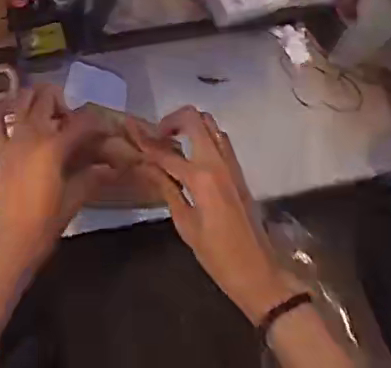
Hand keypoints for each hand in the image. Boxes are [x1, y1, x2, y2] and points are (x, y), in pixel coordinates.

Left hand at [0, 83, 117, 264]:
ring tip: (50, 114)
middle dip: (65, 102)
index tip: (107, 129)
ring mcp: (12, 137)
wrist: (11, 240)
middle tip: (73, 122)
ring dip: (38, 98)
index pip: (82, 121)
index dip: (99, 122)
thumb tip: (112, 167)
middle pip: (49, 97)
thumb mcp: (74, 199)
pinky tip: (15, 112)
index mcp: (54, 146)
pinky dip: (5, 109)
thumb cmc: (45, 222)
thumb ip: (92, 177)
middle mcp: (32, 133)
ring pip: (23, 98)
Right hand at [132, 107, 301, 319]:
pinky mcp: (238, 169)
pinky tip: (190, 155)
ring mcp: (230, 163)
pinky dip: (203, 136)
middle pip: (193, 118)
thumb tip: (148, 166)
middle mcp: (217, 161)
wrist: (260, 273)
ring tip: (172, 143)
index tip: (130, 126)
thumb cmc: (218, 256)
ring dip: (189, 125)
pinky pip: (219, 138)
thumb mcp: (186, 225)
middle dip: (171, 120)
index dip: (145, 139)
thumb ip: (167, 189)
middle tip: (157, 137)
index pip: (166, 151)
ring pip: (209, 123)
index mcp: (201, 177)